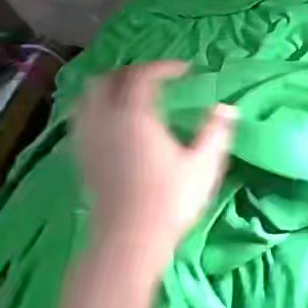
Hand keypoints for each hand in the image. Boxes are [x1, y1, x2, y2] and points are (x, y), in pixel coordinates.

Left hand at [72, 61, 235, 261]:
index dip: (163, 67)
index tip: (185, 70)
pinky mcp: (81, 158)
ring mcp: (88, 139)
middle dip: (131, 73)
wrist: (128, 240)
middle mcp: (105, 120)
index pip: (142, 76)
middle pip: (106, 80)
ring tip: (132, 98)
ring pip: (88, 99)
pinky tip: (115, 124)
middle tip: (156, 79)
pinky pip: (83, 120)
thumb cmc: (170, 200)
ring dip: (109, 90)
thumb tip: (226, 108)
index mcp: (135, 115)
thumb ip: (216, 131)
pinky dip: (98, 111)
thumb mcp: (204, 164)